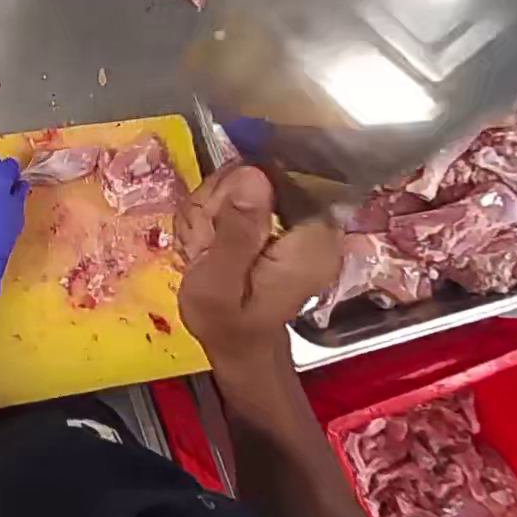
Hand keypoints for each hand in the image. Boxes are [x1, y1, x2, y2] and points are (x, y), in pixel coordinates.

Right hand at [176, 165, 342, 366]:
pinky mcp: (283, 219)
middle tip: (203, 243)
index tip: (209, 227)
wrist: (237, 342)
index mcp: (309, 237)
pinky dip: (216, 215)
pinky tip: (212, 243)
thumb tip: (251, 174)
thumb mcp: (217, 283)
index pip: (268, 175)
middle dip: (215, 203)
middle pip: (253, 174)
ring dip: (210, 210)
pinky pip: (240, 195)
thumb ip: (235, 231)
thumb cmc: (225, 321)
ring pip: (240, 181)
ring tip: (205, 247)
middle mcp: (313, 221)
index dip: (229, 190)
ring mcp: (299, 218)